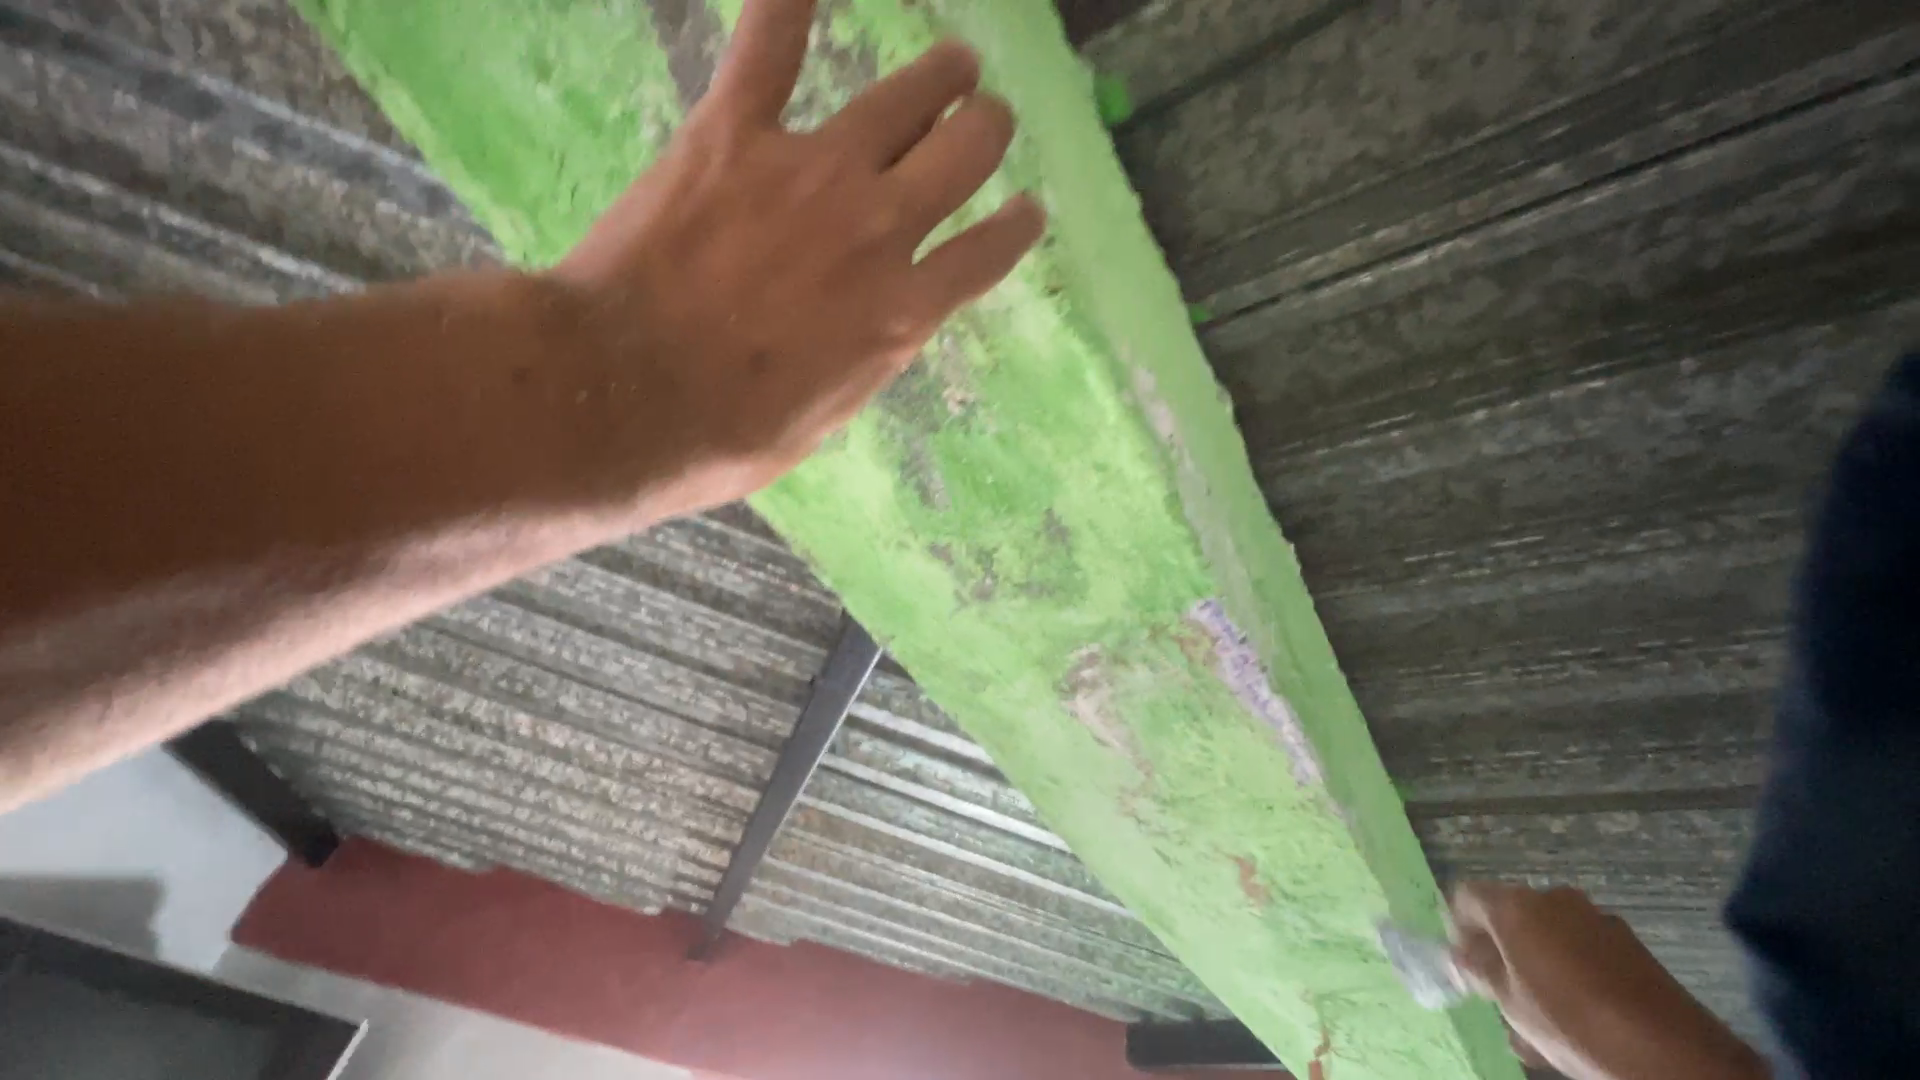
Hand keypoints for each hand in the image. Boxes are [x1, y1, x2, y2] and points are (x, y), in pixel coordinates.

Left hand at [550, 0, 1043, 514]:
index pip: (988, 252)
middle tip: (983, 122)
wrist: (625, 398)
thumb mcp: (824, 415)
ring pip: (907, 95)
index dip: (1016, 227)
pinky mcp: (735, 134)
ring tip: (955, 64)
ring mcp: (812, 173)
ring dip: (942, 76)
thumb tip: (874, 325)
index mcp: (902, 313)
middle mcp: (880, 230)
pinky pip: (772, 42)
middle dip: (986, 132)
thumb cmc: (725, 433)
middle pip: (966, 152)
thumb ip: (863, 355)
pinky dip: (790, 4)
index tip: (1025, 212)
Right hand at [1450, 883, 1765, 1079]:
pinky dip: (1568, 971)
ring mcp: (1596, 919)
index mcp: (1515, 904)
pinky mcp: (1630, 945)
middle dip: (1499, 948)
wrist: (1675, 1055)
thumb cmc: (1571, 1019)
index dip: (1457, 925)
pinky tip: (1574, 1010)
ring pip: (1547, 935)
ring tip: (1536, 1008)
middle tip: (1497, 988)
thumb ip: (1479, 970)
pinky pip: (1580, 949)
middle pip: (1509, 914)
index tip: (1463, 961)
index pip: (1465, 895)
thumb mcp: (1508, 1001)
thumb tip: (1463, 955)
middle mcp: (1552, 898)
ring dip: (1535, 963)